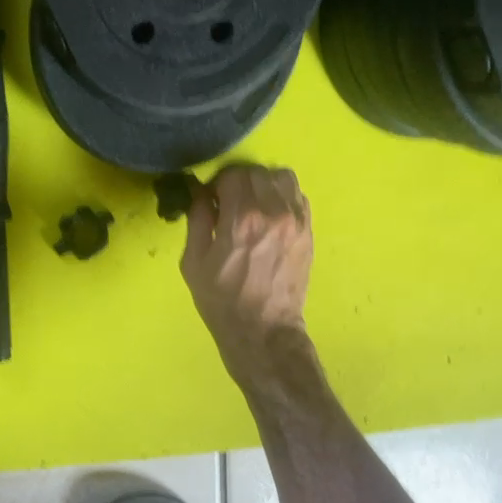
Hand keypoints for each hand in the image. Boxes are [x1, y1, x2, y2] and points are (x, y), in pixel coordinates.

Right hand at [180, 164, 314, 387]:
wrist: (263, 329)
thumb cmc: (222, 301)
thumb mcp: (193, 264)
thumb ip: (197, 222)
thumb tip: (200, 196)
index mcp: (241, 220)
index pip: (231, 175)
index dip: (216, 184)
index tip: (210, 200)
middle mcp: (273, 212)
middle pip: (256, 172)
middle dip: (238, 182)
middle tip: (228, 203)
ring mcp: (296, 219)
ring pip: (281, 177)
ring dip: (263, 184)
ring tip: (252, 205)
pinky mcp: (308, 229)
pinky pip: (297, 195)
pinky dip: (281, 197)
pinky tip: (270, 216)